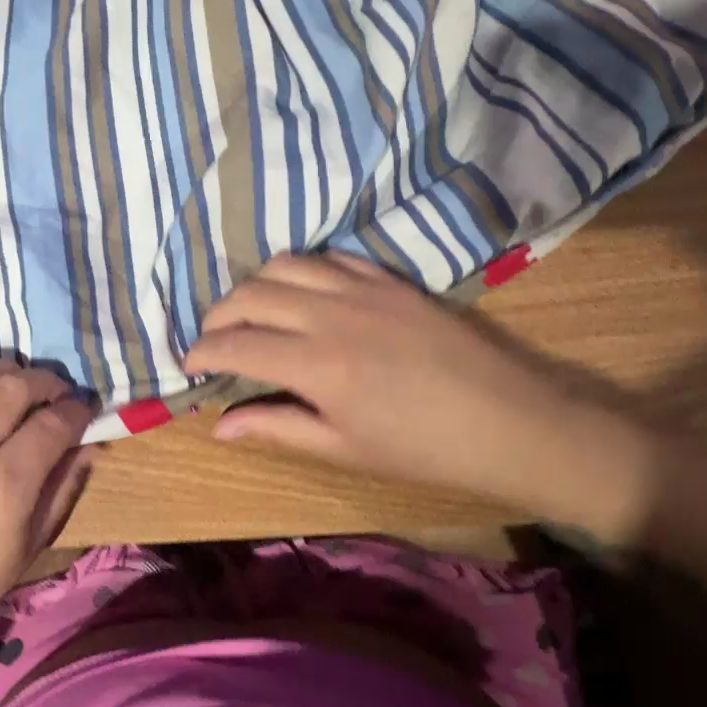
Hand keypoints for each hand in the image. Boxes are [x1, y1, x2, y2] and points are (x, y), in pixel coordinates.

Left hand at [0, 361, 97, 647]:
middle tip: (57, 394)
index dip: (77, 410)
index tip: (85, 408)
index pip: (52, 424)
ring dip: (4, 372)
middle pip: (15, 386)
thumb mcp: (35, 540)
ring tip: (17, 386)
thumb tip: (90, 441)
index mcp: (5, 484)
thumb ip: (65, 485)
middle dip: (46, 382)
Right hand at [183, 253, 660, 536]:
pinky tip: (301, 292)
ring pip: (283, 266)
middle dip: (217, 316)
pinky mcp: (390, 281)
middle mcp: (329, 315)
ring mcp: (362, 290)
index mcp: (315, 365)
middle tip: (212, 340)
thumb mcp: (343, 448)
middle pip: (248, 295)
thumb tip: (219, 426)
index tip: (189, 365)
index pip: (234, 345)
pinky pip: (329, 257)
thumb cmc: (425, 449)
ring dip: (253, 286)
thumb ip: (275, 428)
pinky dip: (300, 270)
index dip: (201, 352)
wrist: (517, 424)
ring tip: (250, 312)